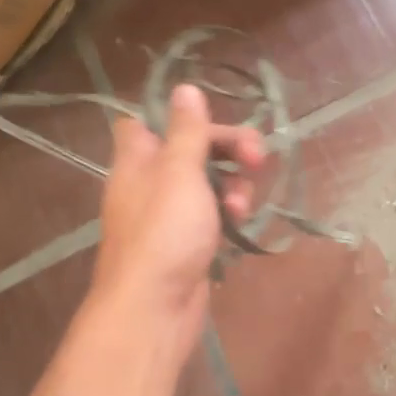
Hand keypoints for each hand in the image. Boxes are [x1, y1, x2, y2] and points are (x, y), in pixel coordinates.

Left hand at [88, 84, 263, 361]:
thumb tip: (184, 87)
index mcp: (137, 158)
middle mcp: (149, 182)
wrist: (154, 308)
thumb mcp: (179, 171)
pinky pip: (211, 215)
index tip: (209, 121)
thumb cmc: (164, 233)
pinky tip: (240, 223)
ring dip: (233, 185)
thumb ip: (187, 130)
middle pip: (191, 150)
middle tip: (257, 158)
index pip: (146, 121)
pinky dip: (227, 214)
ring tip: (242, 204)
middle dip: (227, 149)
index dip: (177, 118)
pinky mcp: (186, 242)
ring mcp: (168, 215)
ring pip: (207, 183)